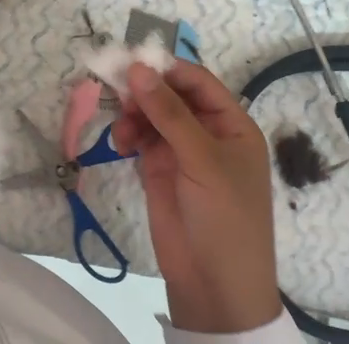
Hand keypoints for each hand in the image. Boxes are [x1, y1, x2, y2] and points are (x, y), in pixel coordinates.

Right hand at [111, 62, 281, 334]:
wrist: (214, 286)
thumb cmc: (224, 217)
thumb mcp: (202, 161)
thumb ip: (168, 113)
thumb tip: (136, 68)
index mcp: (232, 125)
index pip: (197, 81)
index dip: (166, 68)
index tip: (131, 63)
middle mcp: (206, 132)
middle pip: (169, 93)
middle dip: (143, 91)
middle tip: (116, 91)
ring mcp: (181, 150)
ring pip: (150, 113)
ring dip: (132, 114)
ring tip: (122, 132)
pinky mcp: (159, 168)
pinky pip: (139, 136)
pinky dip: (127, 134)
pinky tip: (121, 145)